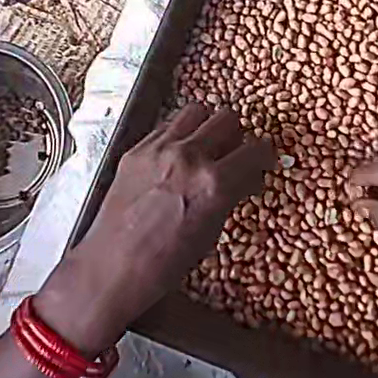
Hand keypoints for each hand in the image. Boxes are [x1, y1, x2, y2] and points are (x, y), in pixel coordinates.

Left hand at [37, 103, 275, 354]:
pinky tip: (175, 157)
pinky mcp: (136, 149)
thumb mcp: (211, 232)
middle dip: (236, 135)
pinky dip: (177, 135)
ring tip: (204, 148)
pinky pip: (166, 126)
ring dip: (206, 127)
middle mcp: (188, 157)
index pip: (256, 150)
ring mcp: (158, 149)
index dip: (265, 154)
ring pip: (196, 112)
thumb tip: (247, 178)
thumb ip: (231, 196)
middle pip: (228, 119)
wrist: (113, 266)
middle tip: (234, 153)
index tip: (263, 158)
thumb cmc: (164, 262)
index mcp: (214, 183)